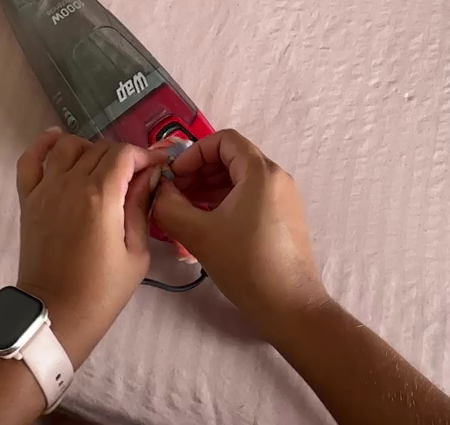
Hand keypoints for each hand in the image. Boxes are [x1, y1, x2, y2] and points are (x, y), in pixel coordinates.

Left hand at [14, 128, 167, 365]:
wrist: (55, 316)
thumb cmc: (101, 291)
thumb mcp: (137, 253)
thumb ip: (141, 206)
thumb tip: (149, 175)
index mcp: (101, 195)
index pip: (125, 154)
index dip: (145, 155)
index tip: (158, 166)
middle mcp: (71, 182)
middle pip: (100, 148)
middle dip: (123, 156)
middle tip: (136, 175)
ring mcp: (46, 188)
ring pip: (69, 146)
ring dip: (89, 149)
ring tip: (101, 167)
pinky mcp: (28, 199)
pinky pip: (30, 159)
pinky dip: (43, 144)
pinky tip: (58, 139)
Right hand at [150, 129, 329, 329]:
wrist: (292, 310)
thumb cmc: (246, 265)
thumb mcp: (199, 234)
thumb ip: (169, 206)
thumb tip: (157, 189)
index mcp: (261, 171)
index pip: (224, 140)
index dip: (194, 152)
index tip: (175, 175)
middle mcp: (277, 177)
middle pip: (231, 158)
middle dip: (199, 170)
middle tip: (175, 193)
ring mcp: (284, 198)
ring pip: (240, 179)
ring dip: (210, 187)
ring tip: (186, 210)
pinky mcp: (285, 218)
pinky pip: (251, 196)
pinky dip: (226, 201)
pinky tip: (207, 223)